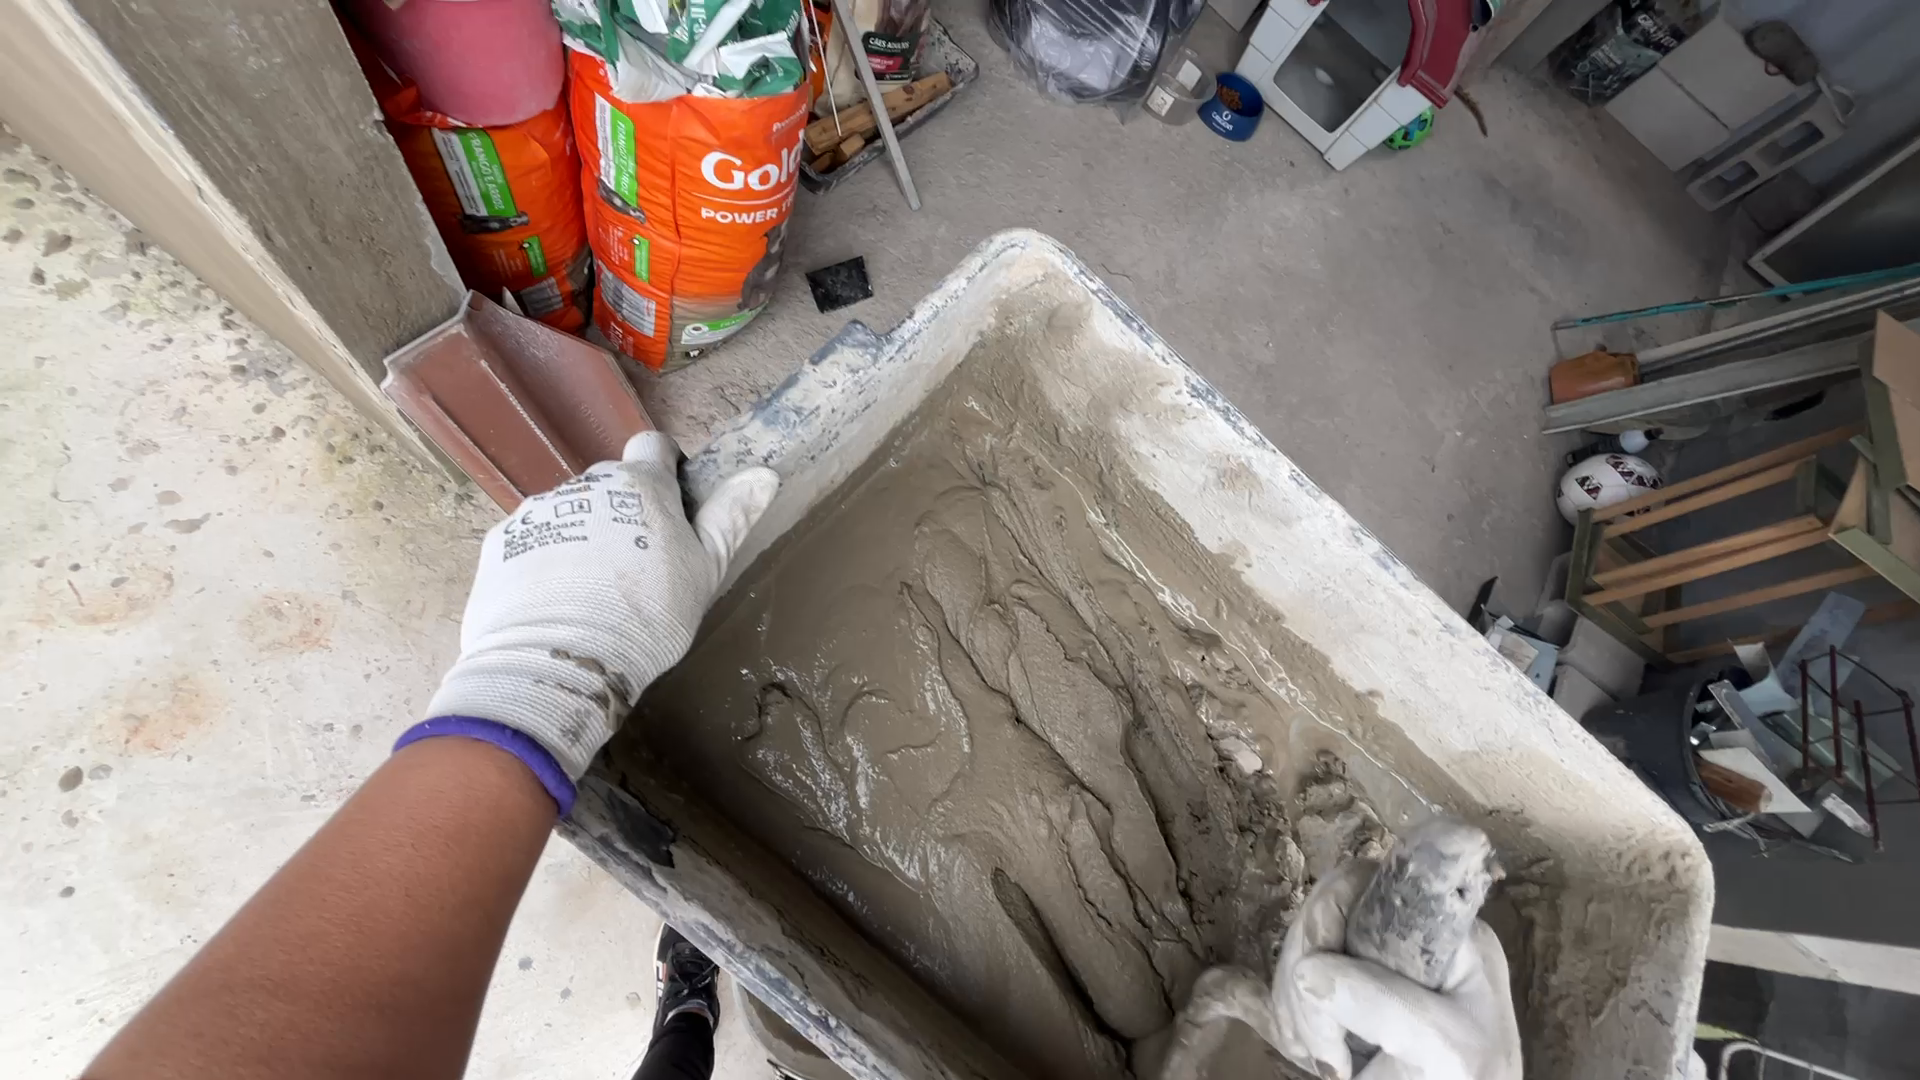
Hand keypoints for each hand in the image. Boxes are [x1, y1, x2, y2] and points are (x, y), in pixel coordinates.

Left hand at [425, 431, 777, 780]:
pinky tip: (558, 599)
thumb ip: (731, 517)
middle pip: (611, 481)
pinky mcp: (501, 541)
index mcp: (641, 485)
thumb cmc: (650, 612)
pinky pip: (532, 539)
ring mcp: (539, 511)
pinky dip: (548, 559)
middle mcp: (587, 484)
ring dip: (586, 532)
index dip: (665, 466)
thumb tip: (765, 473)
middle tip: (638, 560)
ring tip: (594, 588)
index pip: (653, 445)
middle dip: (624, 507)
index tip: (672, 502)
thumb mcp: (707, 568)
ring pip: (572, 510)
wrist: (561, 660)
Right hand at [1272, 858, 1521, 1079]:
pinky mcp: (1341, 983)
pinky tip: (1308, 1047)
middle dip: (1303, 978)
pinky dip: (1289, 1014)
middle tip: (1321, 1046)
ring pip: (1297, 948)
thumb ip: (1387, 1006)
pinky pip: (1291, 977)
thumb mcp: (1448, 1050)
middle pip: (1318, 916)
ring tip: (1320, 1058)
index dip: (1322, 922)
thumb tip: (1308, 971)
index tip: (1315, 980)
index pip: (1356, 883)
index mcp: (1435, 926)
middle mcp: (1398, 928)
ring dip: (1293, 1002)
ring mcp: (1367, 955)